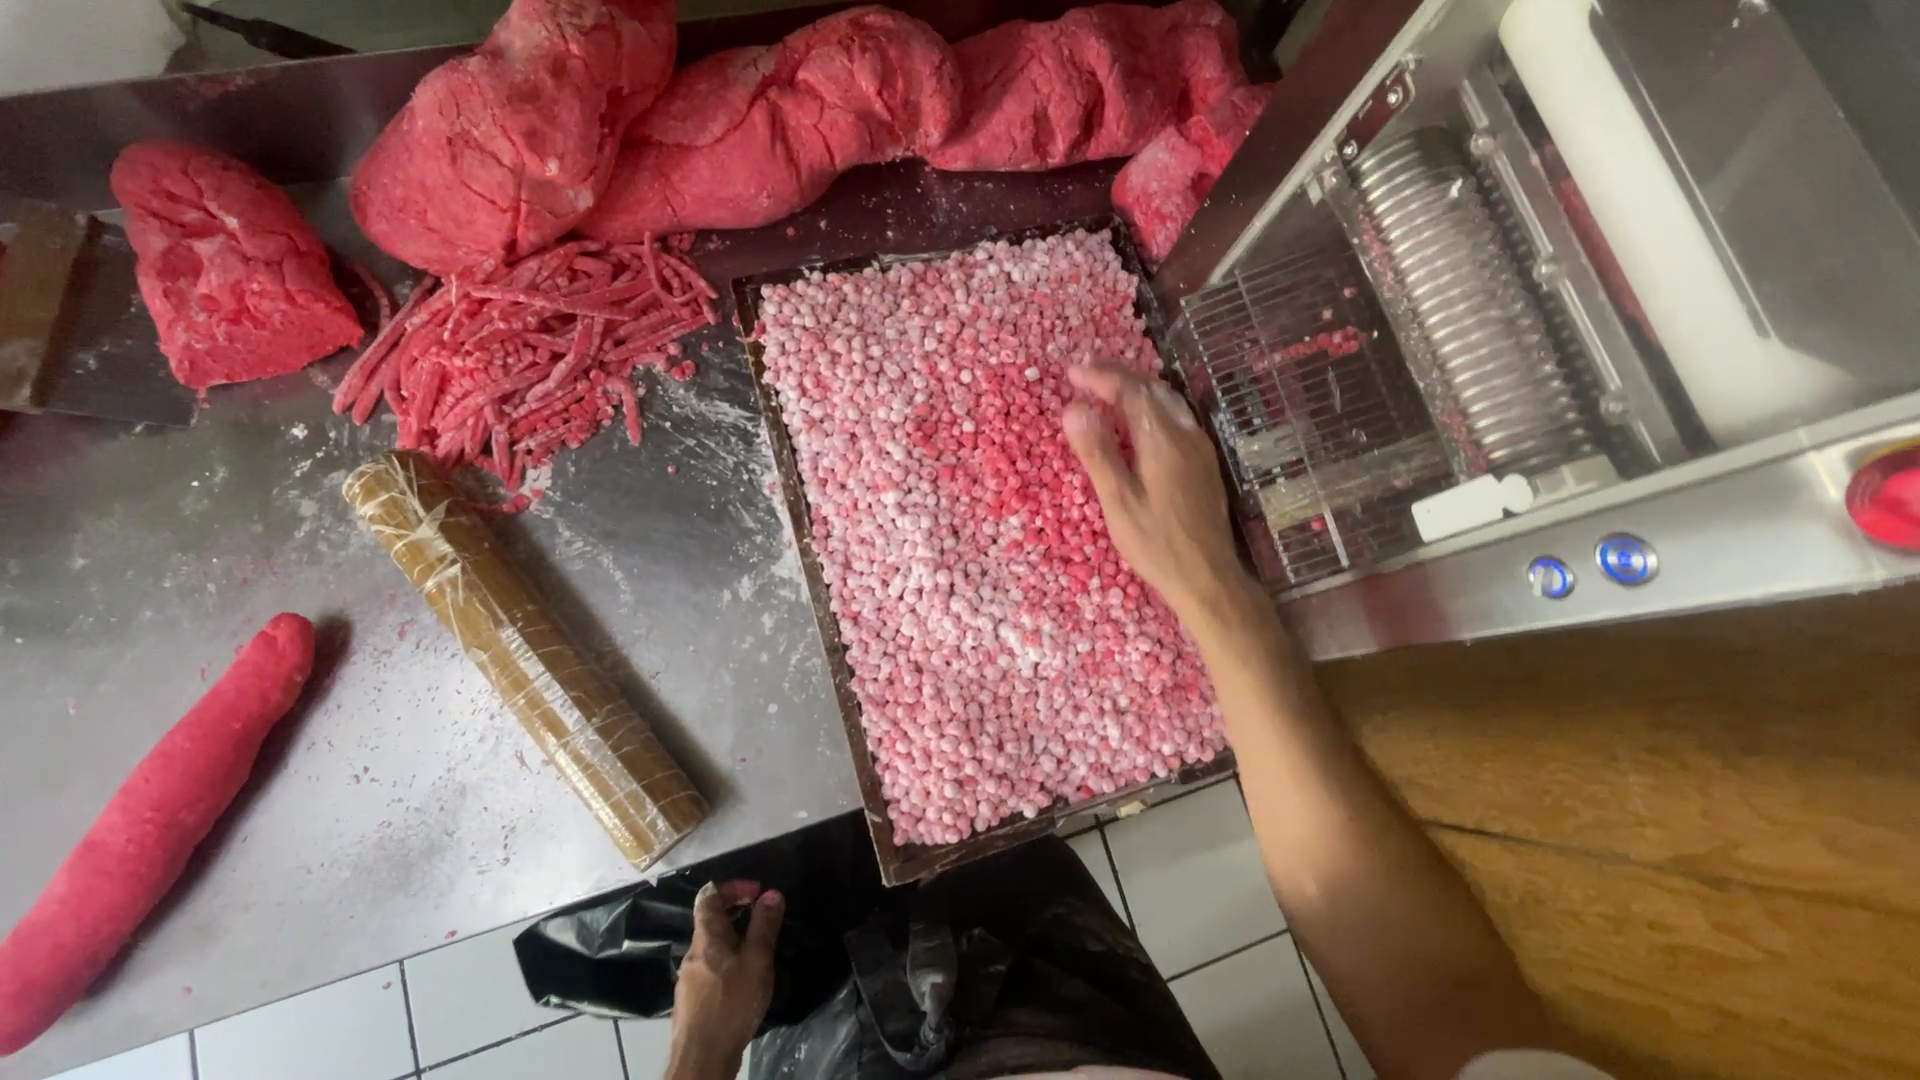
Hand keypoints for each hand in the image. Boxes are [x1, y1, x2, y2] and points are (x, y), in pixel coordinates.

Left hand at [666, 880, 783, 1079]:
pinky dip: (729, 962)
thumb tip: (771, 893)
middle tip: (765, 919)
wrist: (702, 1058)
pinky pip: (711, 968)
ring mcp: (689, 977)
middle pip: (711, 920)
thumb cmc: (731, 1003)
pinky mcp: (693, 999)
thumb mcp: (756, 961)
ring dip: (735, 939)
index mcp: (707, 937)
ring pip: (712, 946)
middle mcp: (693, 952)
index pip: (709, 895)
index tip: (758, 892)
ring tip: (760, 952)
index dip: (733, 886)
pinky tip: (745, 981)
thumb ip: (764, 926)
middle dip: (738, 912)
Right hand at [1061, 365, 1256, 623]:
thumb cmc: (1156, 544)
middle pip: (1152, 389)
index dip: (1101, 377)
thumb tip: (1073, 408)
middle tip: (1085, 373)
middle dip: (1117, 375)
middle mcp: (1186, 434)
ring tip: (1107, 388)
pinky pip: (1175, 417)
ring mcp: (1199, 447)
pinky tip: (1137, 420)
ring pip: (1167, 401)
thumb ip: (1097, 452)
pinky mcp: (1203, 462)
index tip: (1071, 372)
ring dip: (1136, 388)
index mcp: (1163, 441)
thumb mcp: (1118, 501)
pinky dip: (1150, 406)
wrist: (1207, 575)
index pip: (1131, 391)